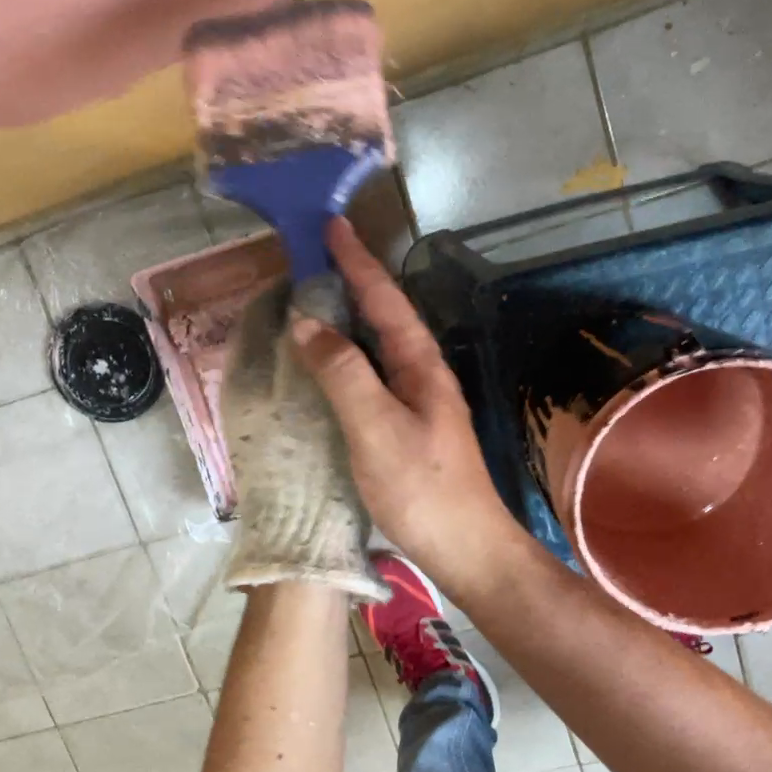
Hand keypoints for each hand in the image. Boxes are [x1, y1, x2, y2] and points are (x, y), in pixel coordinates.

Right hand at [287, 219, 528, 587]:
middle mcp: (421, 374)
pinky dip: (345, 359)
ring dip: (347, 320)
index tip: (332, 226)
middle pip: (384, 317)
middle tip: (314, 259)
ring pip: (377, 347)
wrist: (465, 546)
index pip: (385, 300)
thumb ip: (343, 373)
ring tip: (313, 302)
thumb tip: (307, 324)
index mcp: (420, 364)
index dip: (358, 262)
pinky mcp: (406, 427)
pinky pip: (371, 376)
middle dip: (351, 283)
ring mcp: (416, 402)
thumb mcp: (376, 427)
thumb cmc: (422, 486)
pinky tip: (326, 368)